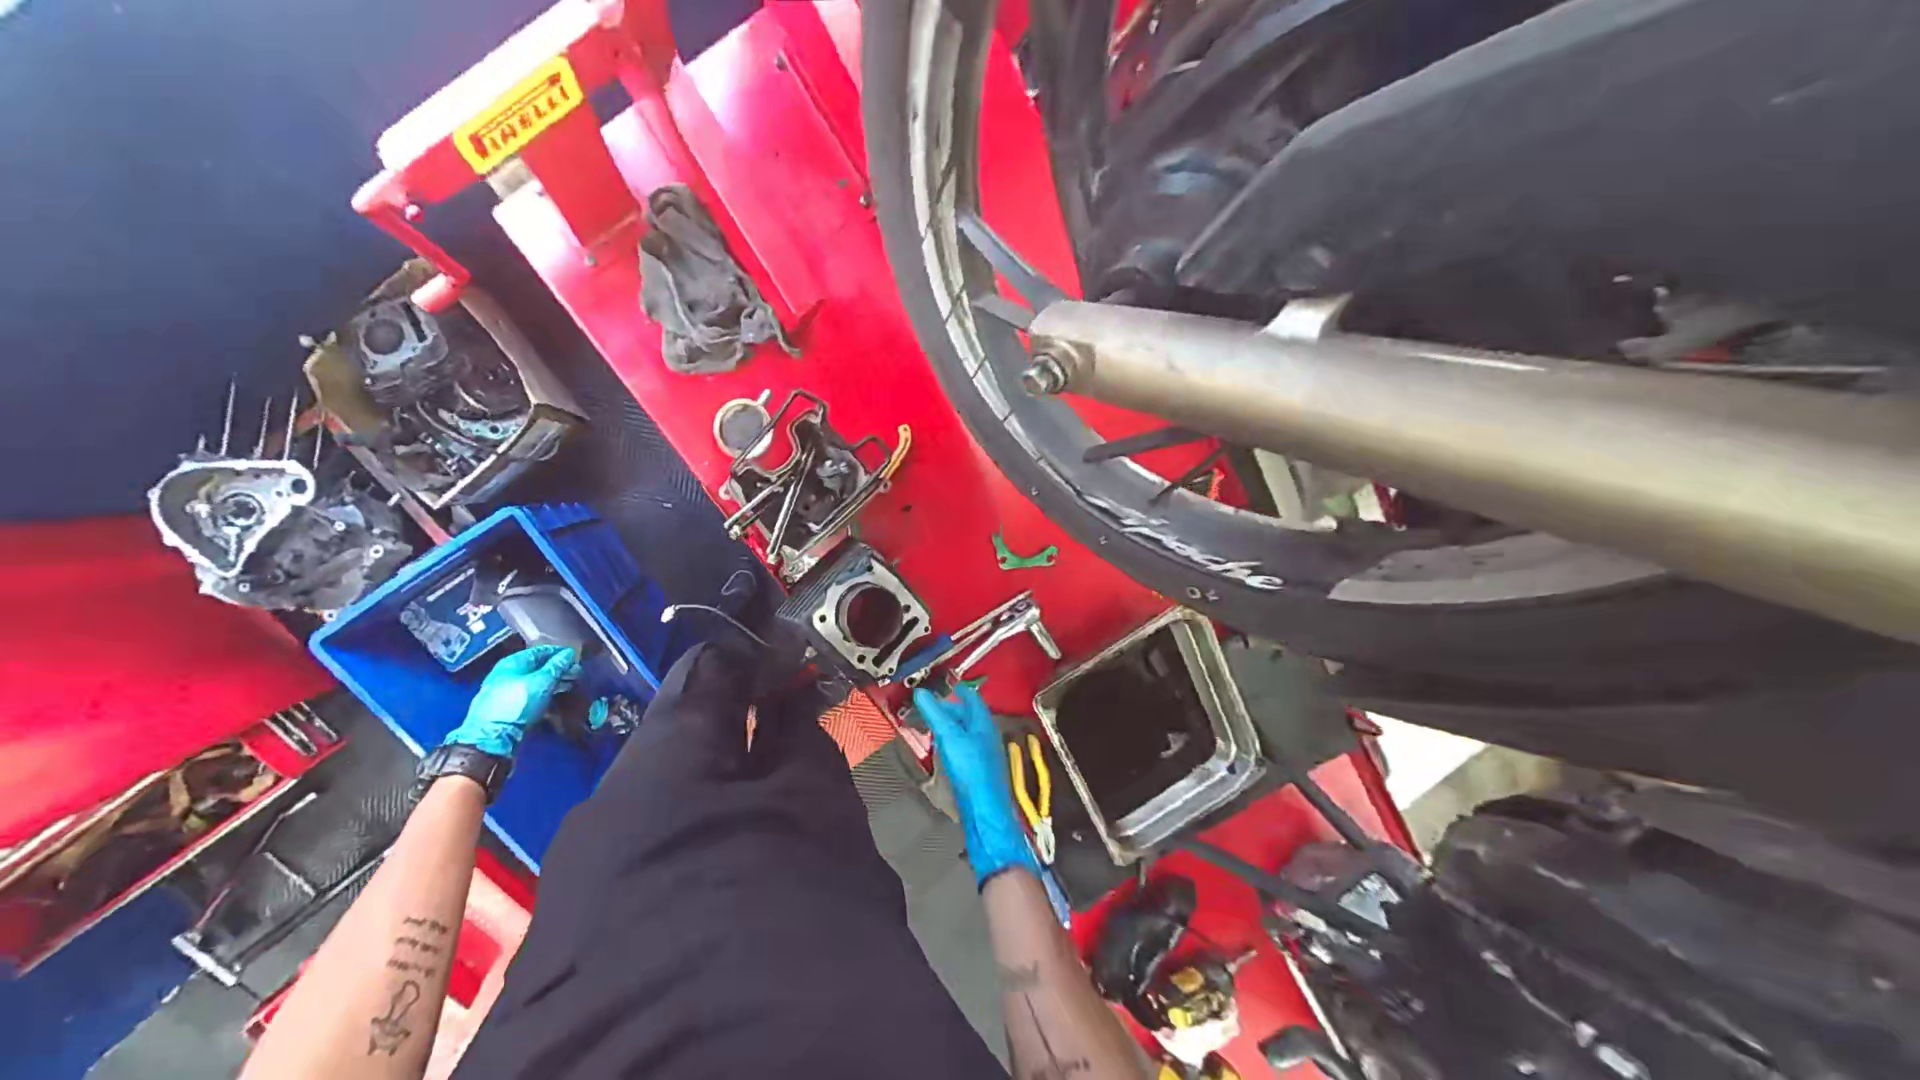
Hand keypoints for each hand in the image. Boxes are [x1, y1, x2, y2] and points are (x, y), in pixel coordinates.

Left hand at [445, 646, 578, 757]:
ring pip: (533, 680)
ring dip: (552, 681)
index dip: (559, 653)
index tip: (576, 657)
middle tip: (575, 673)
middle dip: (557, 668)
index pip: (540, 651)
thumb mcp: (542, 682)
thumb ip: (557, 666)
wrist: (491, 736)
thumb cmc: (518, 702)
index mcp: (512, 662)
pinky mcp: (505, 706)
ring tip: (568, 686)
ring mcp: (504, 690)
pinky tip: (552, 697)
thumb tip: (569, 653)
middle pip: (536, 666)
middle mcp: (506, 673)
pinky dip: (542, 692)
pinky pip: (528, 693)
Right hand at [912, 684, 1040, 887]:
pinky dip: (950, 744)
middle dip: (948, 708)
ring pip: (964, 732)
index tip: (943, 684)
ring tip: (932, 725)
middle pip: (967, 714)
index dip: (956, 689)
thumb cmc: (974, 774)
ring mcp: (982, 754)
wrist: (984, 812)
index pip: (971, 697)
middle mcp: (986, 736)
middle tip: (930, 706)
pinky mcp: (976, 770)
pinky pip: (962, 749)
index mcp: (983, 723)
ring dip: (948, 726)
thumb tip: (922, 694)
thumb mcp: (950, 738)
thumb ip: (936, 715)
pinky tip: (941, 751)